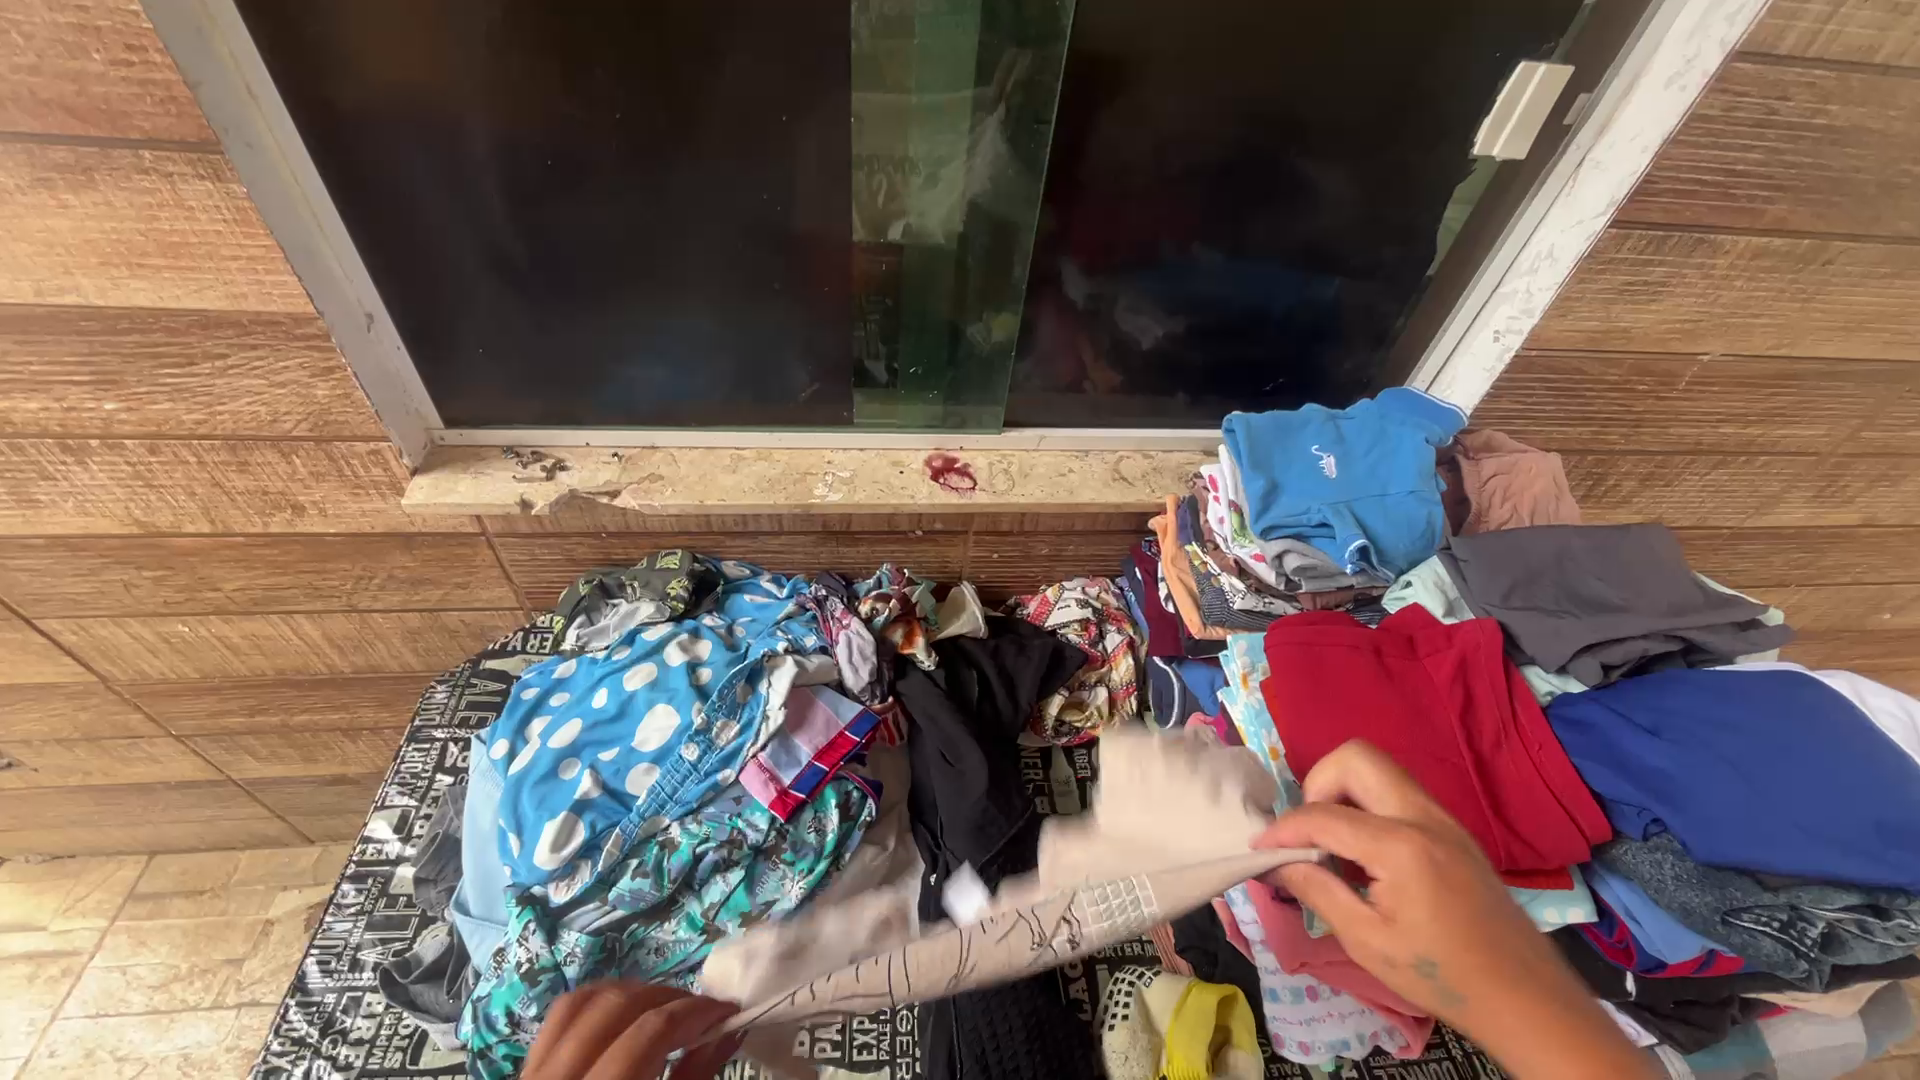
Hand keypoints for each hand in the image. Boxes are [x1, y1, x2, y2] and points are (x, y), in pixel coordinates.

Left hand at [525, 982, 741, 1079]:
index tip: (728, 1011)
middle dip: (669, 998)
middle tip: (703, 1013)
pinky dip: (599, 1002)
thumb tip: (728, 1031)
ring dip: (635, 993)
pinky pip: (561, 1018)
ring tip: (668, 1008)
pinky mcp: (525, 1076)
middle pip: (617, 1007)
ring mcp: (533, 1079)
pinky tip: (627, 1012)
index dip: (695, 1012)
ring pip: (585, 1002)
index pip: (650, 1033)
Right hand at [1252, 740, 1655, 1079]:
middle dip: (1317, 785)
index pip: (1322, 815)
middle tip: (1310, 833)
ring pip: (1378, 769)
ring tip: (1333, 844)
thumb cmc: (1443, 977)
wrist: (1530, 1001)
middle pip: (1355, 758)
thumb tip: (1275, 862)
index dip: (1282, 829)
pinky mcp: (1452, 831)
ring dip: (1342, 792)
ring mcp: (1443, 820)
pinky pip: (1397, 793)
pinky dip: (1366, 807)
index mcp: (1401, 846)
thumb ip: (1316, 891)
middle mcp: (1423, 817)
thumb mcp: (1366, 942)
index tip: (1259, 849)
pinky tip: (1364, 856)